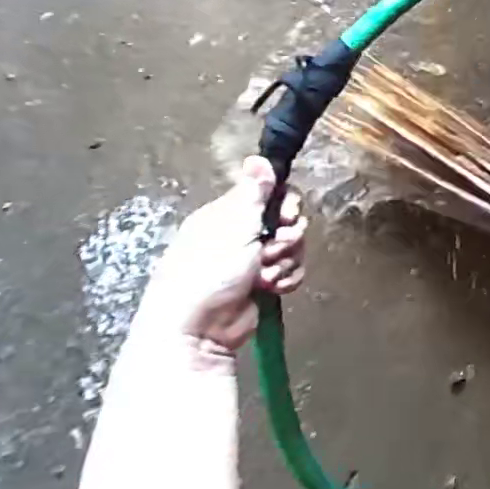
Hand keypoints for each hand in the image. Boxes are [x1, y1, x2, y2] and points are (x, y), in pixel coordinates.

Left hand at [136, 157, 306, 356]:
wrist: (196, 331)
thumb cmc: (208, 273)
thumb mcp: (233, 226)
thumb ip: (252, 192)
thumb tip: (259, 156)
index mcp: (226, 216)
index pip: (271, 195)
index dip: (286, 204)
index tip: (285, 216)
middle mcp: (239, 236)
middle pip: (288, 222)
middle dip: (289, 236)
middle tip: (275, 246)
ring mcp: (252, 261)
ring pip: (293, 248)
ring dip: (286, 260)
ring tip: (267, 274)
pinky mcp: (263, 284)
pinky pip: (291, 271)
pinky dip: (287, 279)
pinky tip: (273, 287)